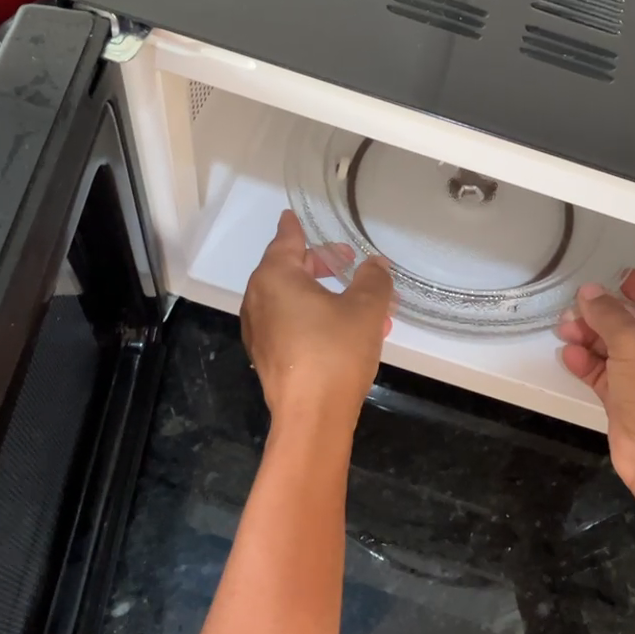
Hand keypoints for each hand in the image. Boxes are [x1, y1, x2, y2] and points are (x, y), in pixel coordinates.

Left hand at [240, 210, 394, 433]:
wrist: (312, 417)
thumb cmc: (335, 351)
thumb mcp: (366, 308)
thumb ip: (373, 279)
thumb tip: (375, 265)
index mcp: (275, 278)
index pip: (286, 240)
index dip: (295, 227)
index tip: (292, 216)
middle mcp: (259, 300)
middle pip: (289, 270)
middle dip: (322, 265)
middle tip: (350, 264)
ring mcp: (260, 331)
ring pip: (294, 300)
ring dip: (325, 296)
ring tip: (364, 306)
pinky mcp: (268, 357)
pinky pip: (292, 324)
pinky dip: (315, 318)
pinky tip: (348, 332)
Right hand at [557, 269, 634, 502]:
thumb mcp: (632, 343)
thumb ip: (608, 314)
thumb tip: (589, 293)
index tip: (617, 277)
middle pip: (631, 322)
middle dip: (602, 313)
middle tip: (574, 307)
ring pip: (613, 347)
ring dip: (589, 337)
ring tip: (564, 329)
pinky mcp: (626, 399)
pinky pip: (603, 372)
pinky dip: (586, 363)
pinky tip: (569, 355)